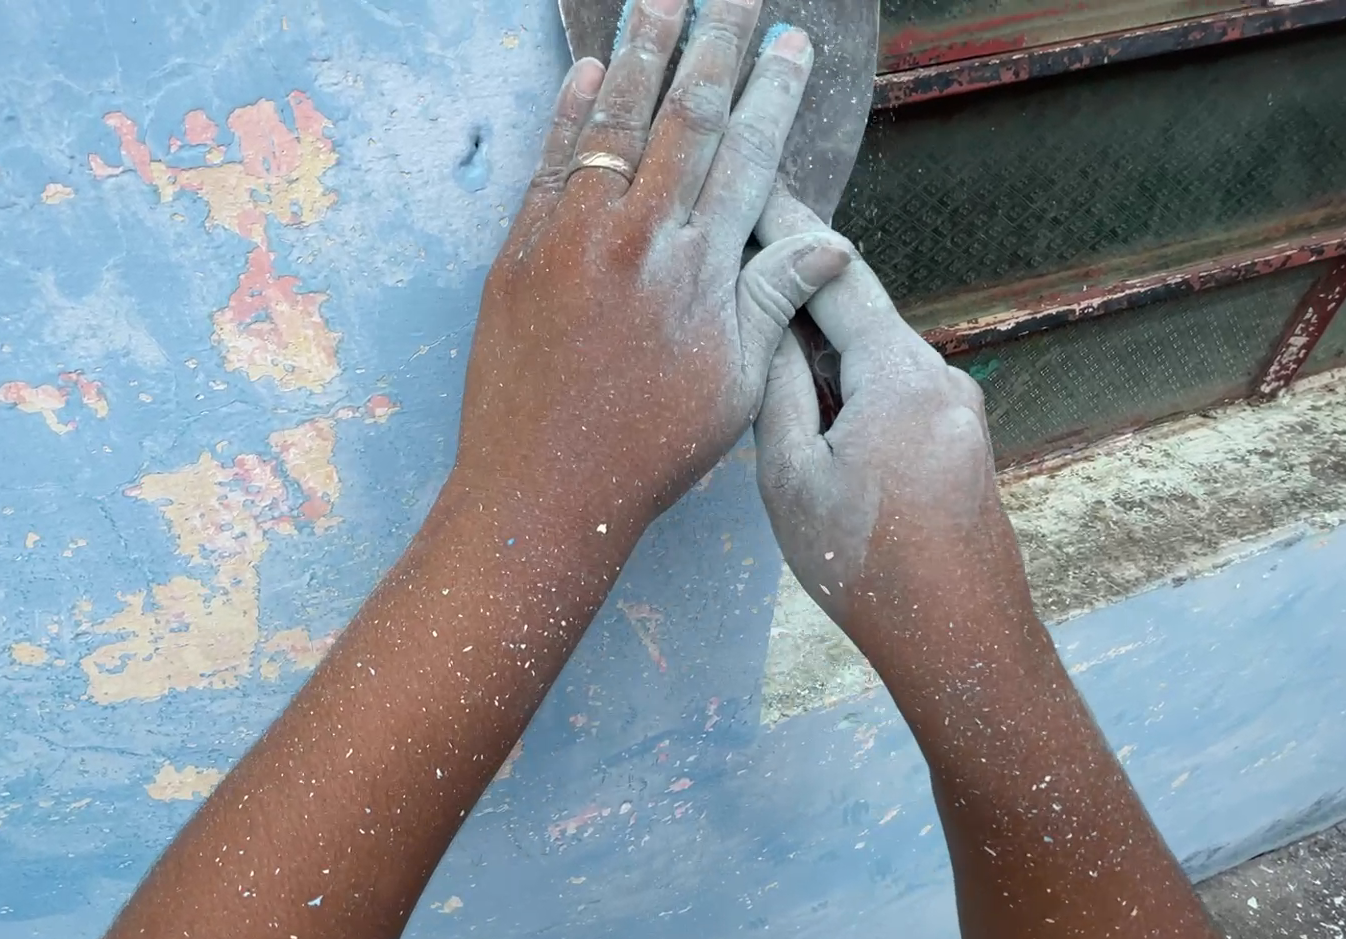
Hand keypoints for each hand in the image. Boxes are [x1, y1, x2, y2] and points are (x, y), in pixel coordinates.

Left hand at [454, 0, 853, 539]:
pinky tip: (585, 74)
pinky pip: (548, 168)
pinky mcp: (517, 258)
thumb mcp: (731, 389)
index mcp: (699, 269)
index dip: (770, 95)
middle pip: (684, 122)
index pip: (746, 157)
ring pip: (612, 128)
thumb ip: (771, 303)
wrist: (544, 486)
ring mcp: (569, 242)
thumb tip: (828, 242)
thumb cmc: (644, 449)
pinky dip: (567, 116)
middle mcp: (637, 238)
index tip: (788, 45)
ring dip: (639, 57)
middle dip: (713, 46)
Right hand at [752, 190, 1037, 677]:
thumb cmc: (860, 560)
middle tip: (739, 293)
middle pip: (858, 318)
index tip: (759, 191)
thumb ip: (779, 392)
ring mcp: (957, 410)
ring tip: (766, 375)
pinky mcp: (958, 444)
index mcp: (899, 374)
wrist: (956, 638)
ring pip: (873, 361)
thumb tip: (769, 327)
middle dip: (799, 303)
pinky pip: (893, 395)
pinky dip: (847, 392)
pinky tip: (815, 425)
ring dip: (820, 358)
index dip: (793, 231)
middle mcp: (940, 377)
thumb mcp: (792, 476)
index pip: (837, 278)